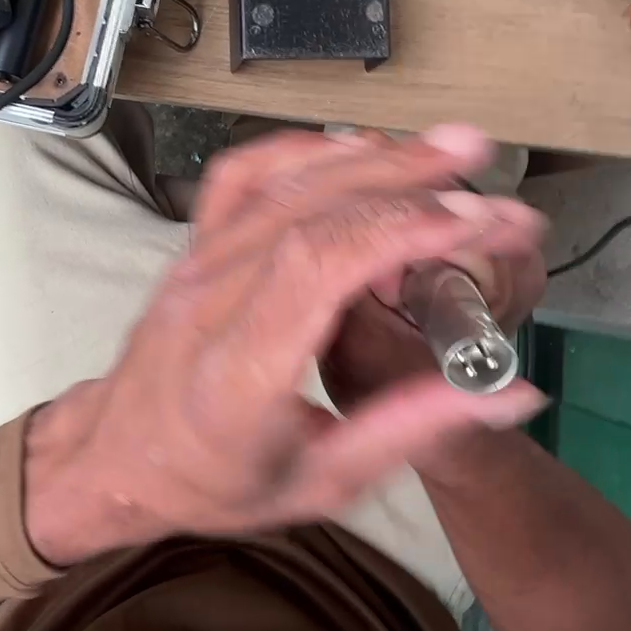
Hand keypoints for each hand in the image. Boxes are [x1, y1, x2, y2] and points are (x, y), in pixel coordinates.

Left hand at [23, 126, 548, 564]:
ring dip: (364, 156)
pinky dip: (299, 151)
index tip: (478, 217)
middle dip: (405, 182)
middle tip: (481, 166)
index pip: (317, 266)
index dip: (400, 228)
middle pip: (307, 212)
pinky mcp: (190, 248)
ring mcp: (193, 264)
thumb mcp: (320, 482)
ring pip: (278, 184)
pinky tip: (353, 149)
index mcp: (240, 371)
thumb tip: (511, 392)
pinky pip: (239, 177)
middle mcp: (209, 301)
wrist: (119, 455)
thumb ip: (411, 431)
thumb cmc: (215, 482)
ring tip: (439, 148)